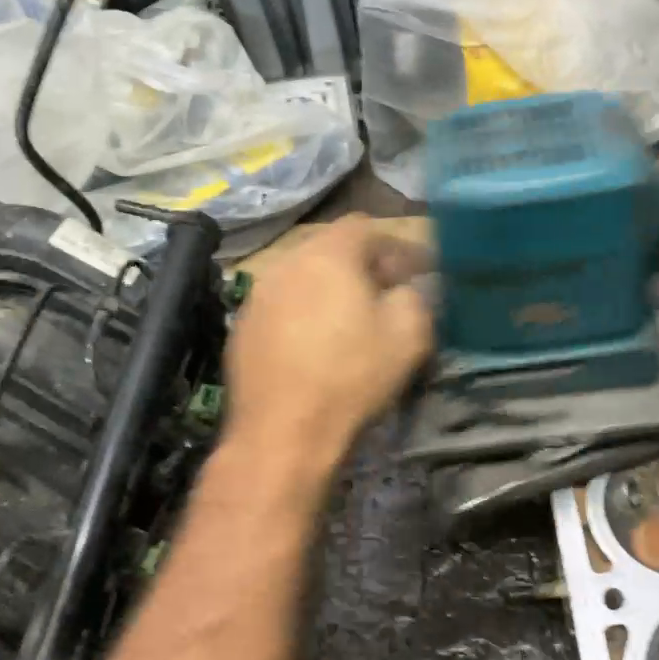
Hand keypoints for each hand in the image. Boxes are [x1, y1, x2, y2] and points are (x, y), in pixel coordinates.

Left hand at [222, 215, 434, 470]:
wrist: (283, 433)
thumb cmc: (351, 377)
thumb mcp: (408, 335)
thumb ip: (416, 297)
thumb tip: (408, 289)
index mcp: (328, 254)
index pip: (366, 226)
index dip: (396, 246)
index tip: (416, 274)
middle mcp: (286, 262)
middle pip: (331, 249)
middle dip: (364, 267)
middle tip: (387, 297)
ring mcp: (257, 295)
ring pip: (304, 278)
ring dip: (331, 291)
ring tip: (352, 324)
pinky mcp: (242, 328)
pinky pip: (283, 307)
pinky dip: (304, 315)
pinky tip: (316, 348)